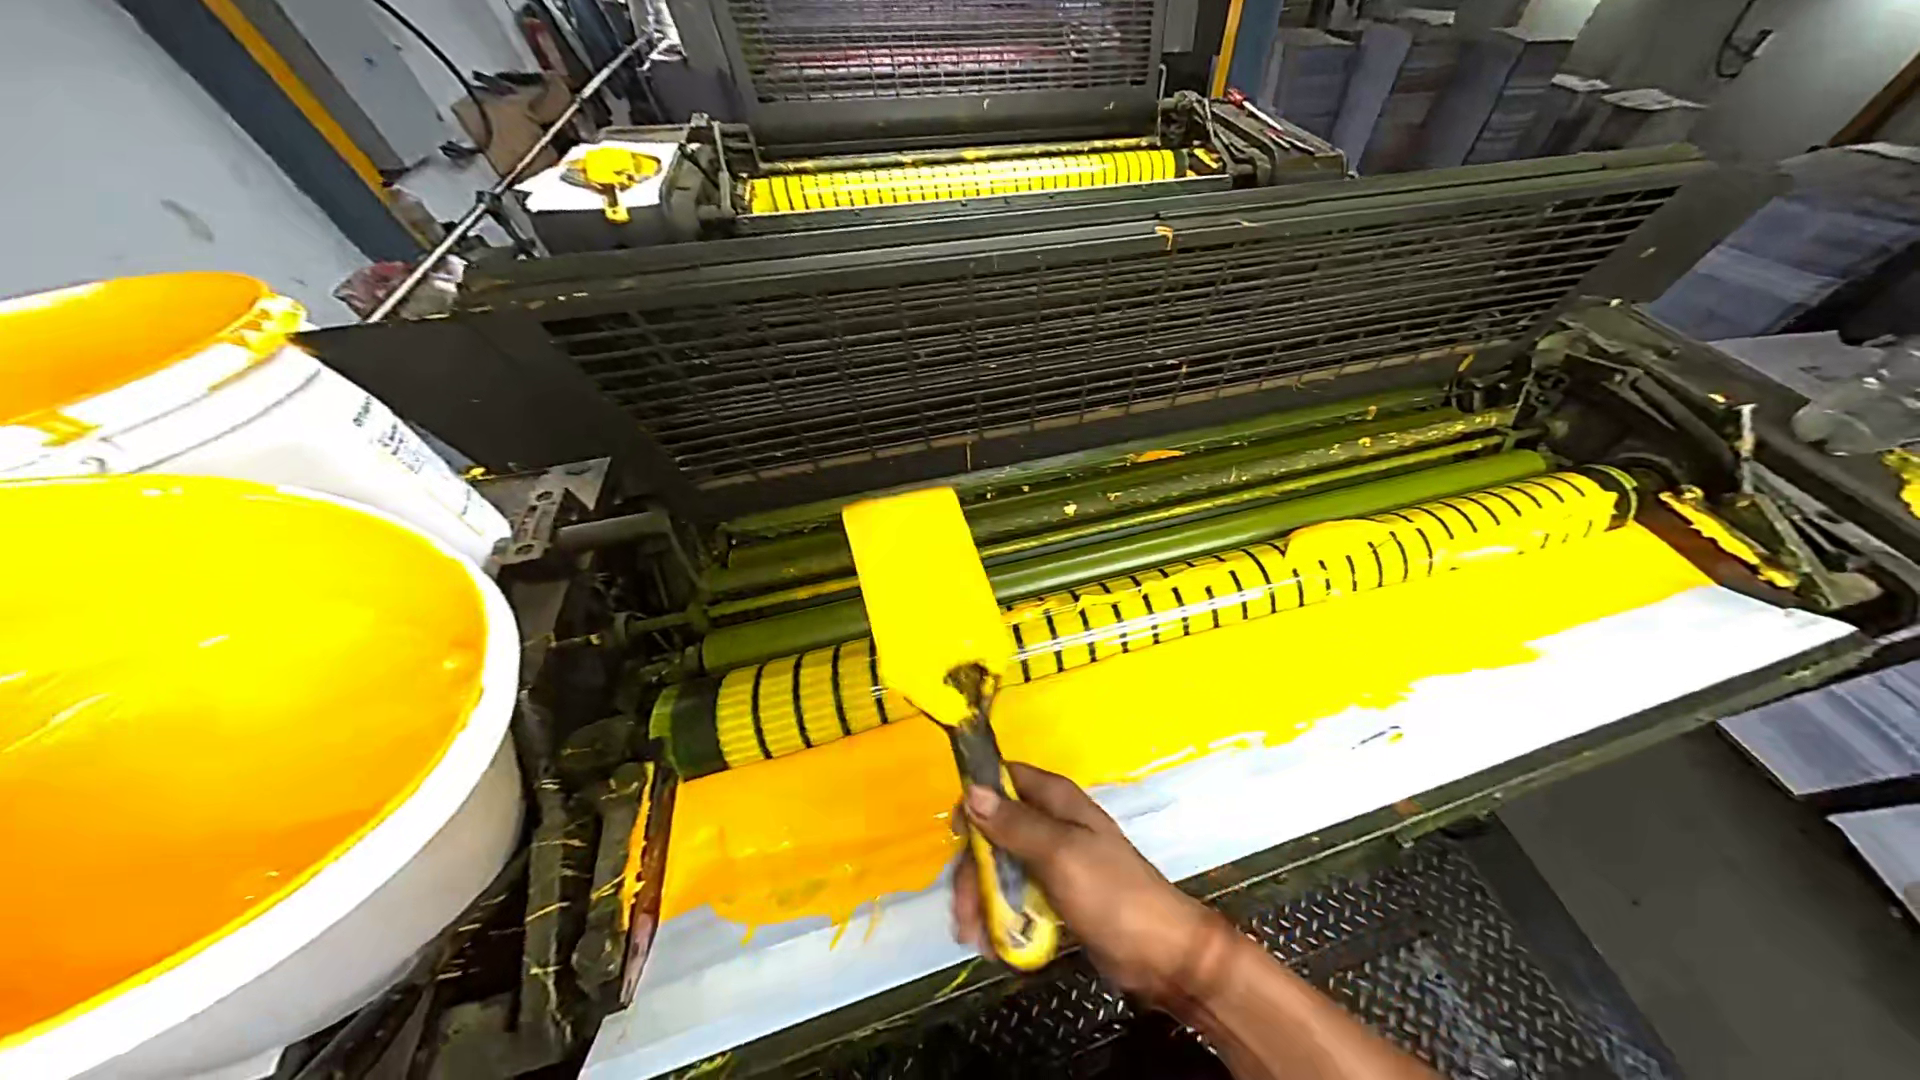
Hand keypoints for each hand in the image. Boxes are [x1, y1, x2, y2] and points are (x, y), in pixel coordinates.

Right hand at [952, 762, 1233, 1001]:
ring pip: (999, 868)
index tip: (957, 836)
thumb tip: (973, 792)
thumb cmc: (1113, 894)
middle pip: (992, 832)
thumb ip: (1015, 824)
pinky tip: (997, 946)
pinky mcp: (1054, 895)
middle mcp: (1050, 822)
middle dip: (974, 872)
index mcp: (1055, 799)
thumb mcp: (1060, 853)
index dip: (975, 799)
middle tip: (964, 913)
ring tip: (978, 940)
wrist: (1161, 955)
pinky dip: (1002, 918)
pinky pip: (1015, 898)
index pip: (1003, 779)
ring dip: (983, 902)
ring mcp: (1052, 860)